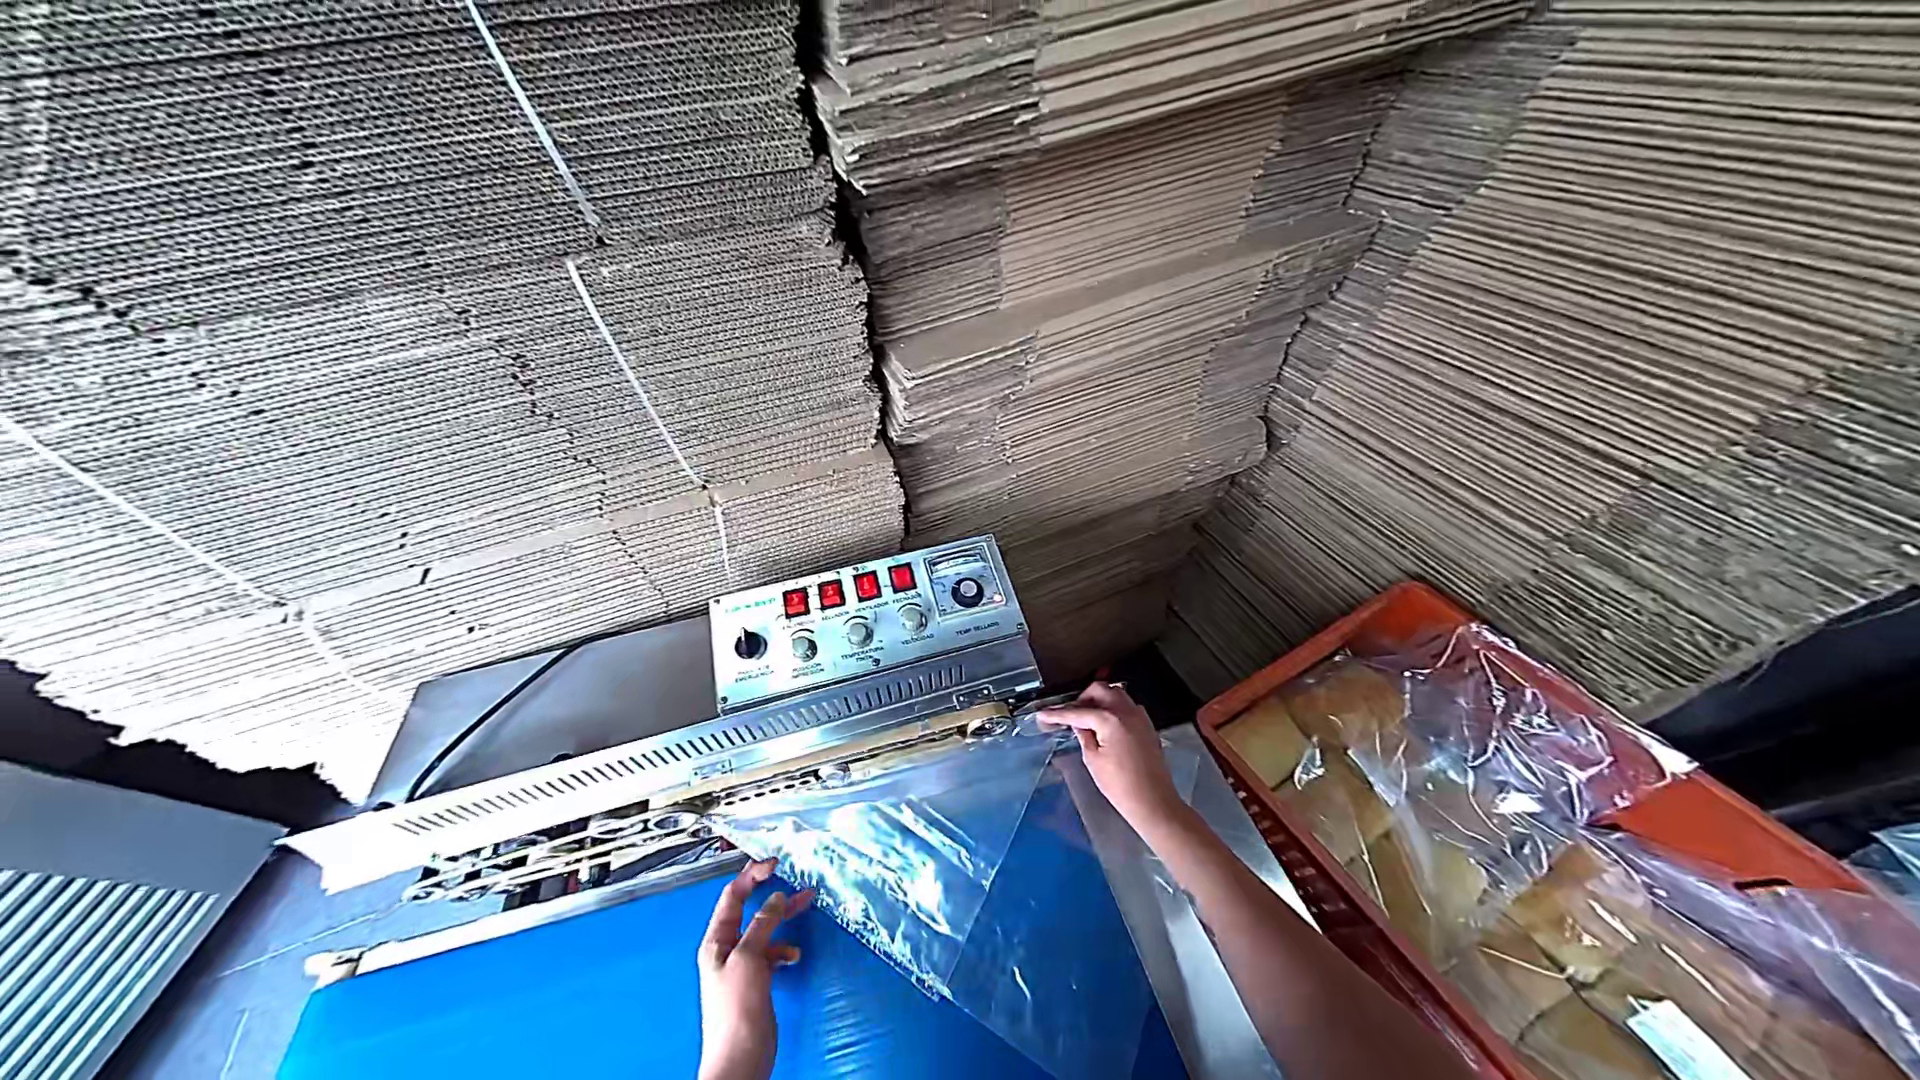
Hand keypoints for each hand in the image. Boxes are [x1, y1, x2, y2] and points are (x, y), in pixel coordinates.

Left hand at [698, 858, 813, 1079]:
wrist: (740, 1060)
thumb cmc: (737, 1007)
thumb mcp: (749, 958)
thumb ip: (762, 924)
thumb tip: (776, 896)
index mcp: (717, 940)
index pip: (732, 896)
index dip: (751, 876)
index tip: (775, 863)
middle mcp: (727, 949)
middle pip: (750, 910)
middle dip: (772, 893)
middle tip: (795, 877)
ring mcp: (742, 966)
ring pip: (765, 929)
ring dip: (783, 917)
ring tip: (806, 904)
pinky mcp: (757, 981)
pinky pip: (772, 953)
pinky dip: (784, 948)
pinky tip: (794, 955)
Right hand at [1042, 682, 1187, 836]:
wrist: (1153, 801)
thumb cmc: (1120, 785)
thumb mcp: (1093, 760)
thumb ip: (1084, 735)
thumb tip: (1079, 723)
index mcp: (1110, 719)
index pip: (1077, 712)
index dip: (1057, 714)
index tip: (1043, 714)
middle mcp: (1127, 711)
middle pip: (1099, 690)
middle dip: (1081, 698)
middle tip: (1070, 714)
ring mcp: (1140, 716)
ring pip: (1115, 694)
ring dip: (1099, 700)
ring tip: (1087, 719)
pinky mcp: (1147, 725)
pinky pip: (1127, 706)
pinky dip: (1113, 708)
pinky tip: (1106, 726)